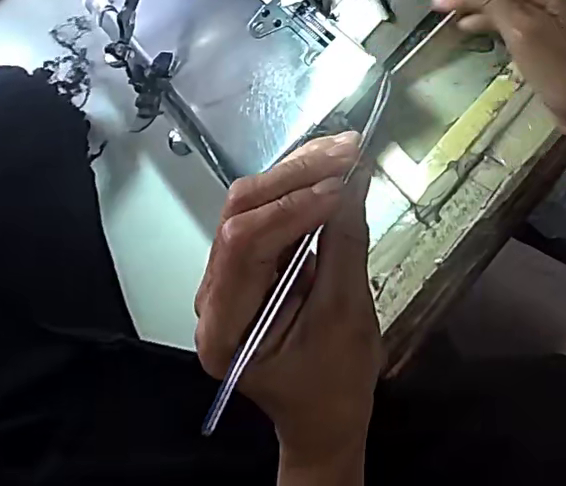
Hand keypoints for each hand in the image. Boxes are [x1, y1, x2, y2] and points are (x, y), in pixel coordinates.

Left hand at [195, 133, 379, 478]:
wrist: (324, 418)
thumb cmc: (334, 388)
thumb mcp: (346, 321)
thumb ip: (343, 246)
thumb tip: (351, 183)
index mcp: (224, 325)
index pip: (244, 244)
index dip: (292, 207)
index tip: (342, 184)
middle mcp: (214, 291)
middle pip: (242, 212)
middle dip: (296, 176)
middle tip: (346, 151)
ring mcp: (228, 272)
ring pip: (252, 201)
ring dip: (299, 170)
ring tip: (344, 148)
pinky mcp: (250, 258)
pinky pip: (268, 208)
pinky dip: (301, 183)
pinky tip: (330, 165)